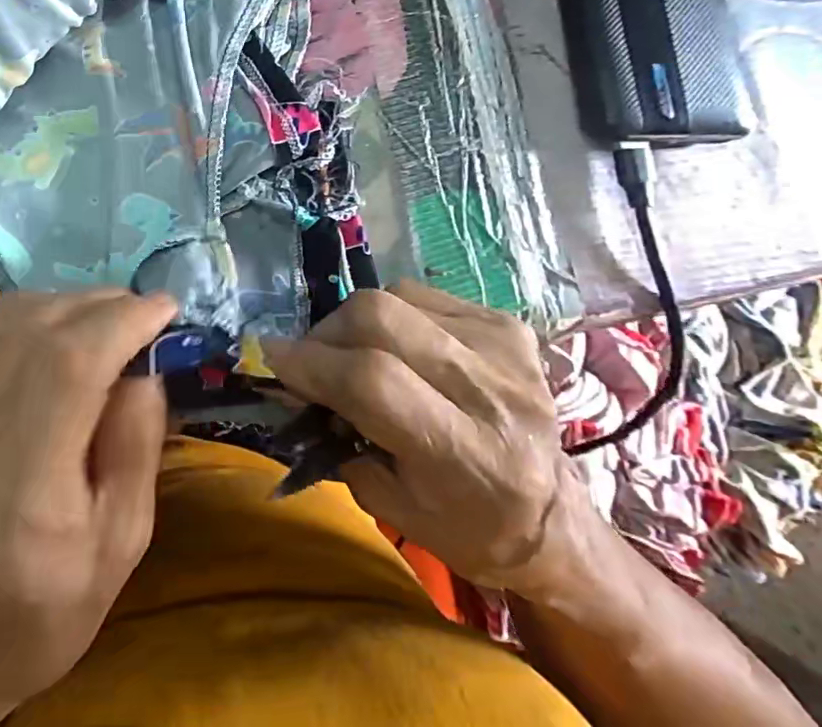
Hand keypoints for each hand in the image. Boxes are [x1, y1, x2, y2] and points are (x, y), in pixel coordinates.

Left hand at [0, 290, 175, 726]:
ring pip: (2, 323)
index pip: (66, 369)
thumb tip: (143, 360)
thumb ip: (136, 443)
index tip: (164, 310)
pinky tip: (58, 332)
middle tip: (142, 312)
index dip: (119, 323)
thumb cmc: (57, 603)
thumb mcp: (126, 539)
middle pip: (33, 333)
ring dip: (64, 305)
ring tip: (106, 320)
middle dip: (99, 307)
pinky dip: (28, 318)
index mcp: (25, 492)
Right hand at [263, 280, 591, 597]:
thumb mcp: (385, 503)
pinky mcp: (508, 326)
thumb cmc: (462, 526)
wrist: (552, 520)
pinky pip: (419, 295)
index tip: (269, 358)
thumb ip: (334, 438)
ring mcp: (505, 351)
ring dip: (353, 322)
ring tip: (351, 353)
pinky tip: (394, 345)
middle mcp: (491, 393)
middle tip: (311, 360)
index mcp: (464, 454)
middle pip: (379, 319)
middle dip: (325, 333)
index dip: (309, 362)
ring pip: (393, 297)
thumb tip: (288, 383)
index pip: (372, 381)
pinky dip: (388, 315)